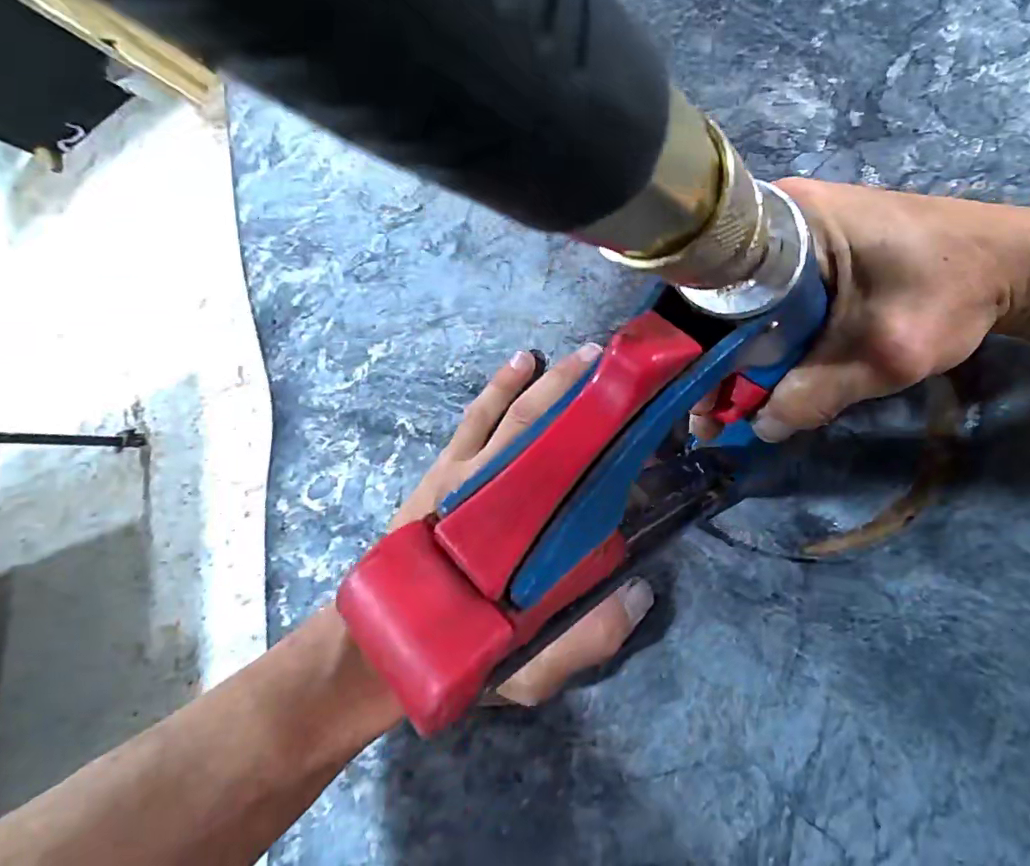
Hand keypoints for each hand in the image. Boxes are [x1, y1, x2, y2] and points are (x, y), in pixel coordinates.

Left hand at [390, 342, 655, 705]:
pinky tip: (525, 361)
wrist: (375, 651)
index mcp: (530, 540)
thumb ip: (587, 640)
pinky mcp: (444, 469)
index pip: (587, 483)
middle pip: (554, 433)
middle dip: (594, 398)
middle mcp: (502, 495)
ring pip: (518, 414)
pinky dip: (503, 386)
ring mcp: (469, 476)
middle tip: (630, 375)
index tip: (655, 437)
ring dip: (556, 381)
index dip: (622, 453)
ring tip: (590, 356)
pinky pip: (478, 417)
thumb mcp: (528, 672)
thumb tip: (642, 591)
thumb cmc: (460, 655)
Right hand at [702, 178, 1029, 441]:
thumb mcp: (884, 352)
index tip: (699, 400)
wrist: (1012, 261)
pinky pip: (778, 297)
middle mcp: (781, 213)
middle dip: (719, 359)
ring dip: (747, 353)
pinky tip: (775, 375)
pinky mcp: (820, 249)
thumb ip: (817, 393)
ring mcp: (800, 229)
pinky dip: (774, 338)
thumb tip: (759, 428)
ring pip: (751, 300)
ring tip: (739, 405)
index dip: (697, 349)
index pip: (711, 285)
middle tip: (715, 415)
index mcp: (786, 217)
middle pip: (726, 294)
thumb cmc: (950, 290)